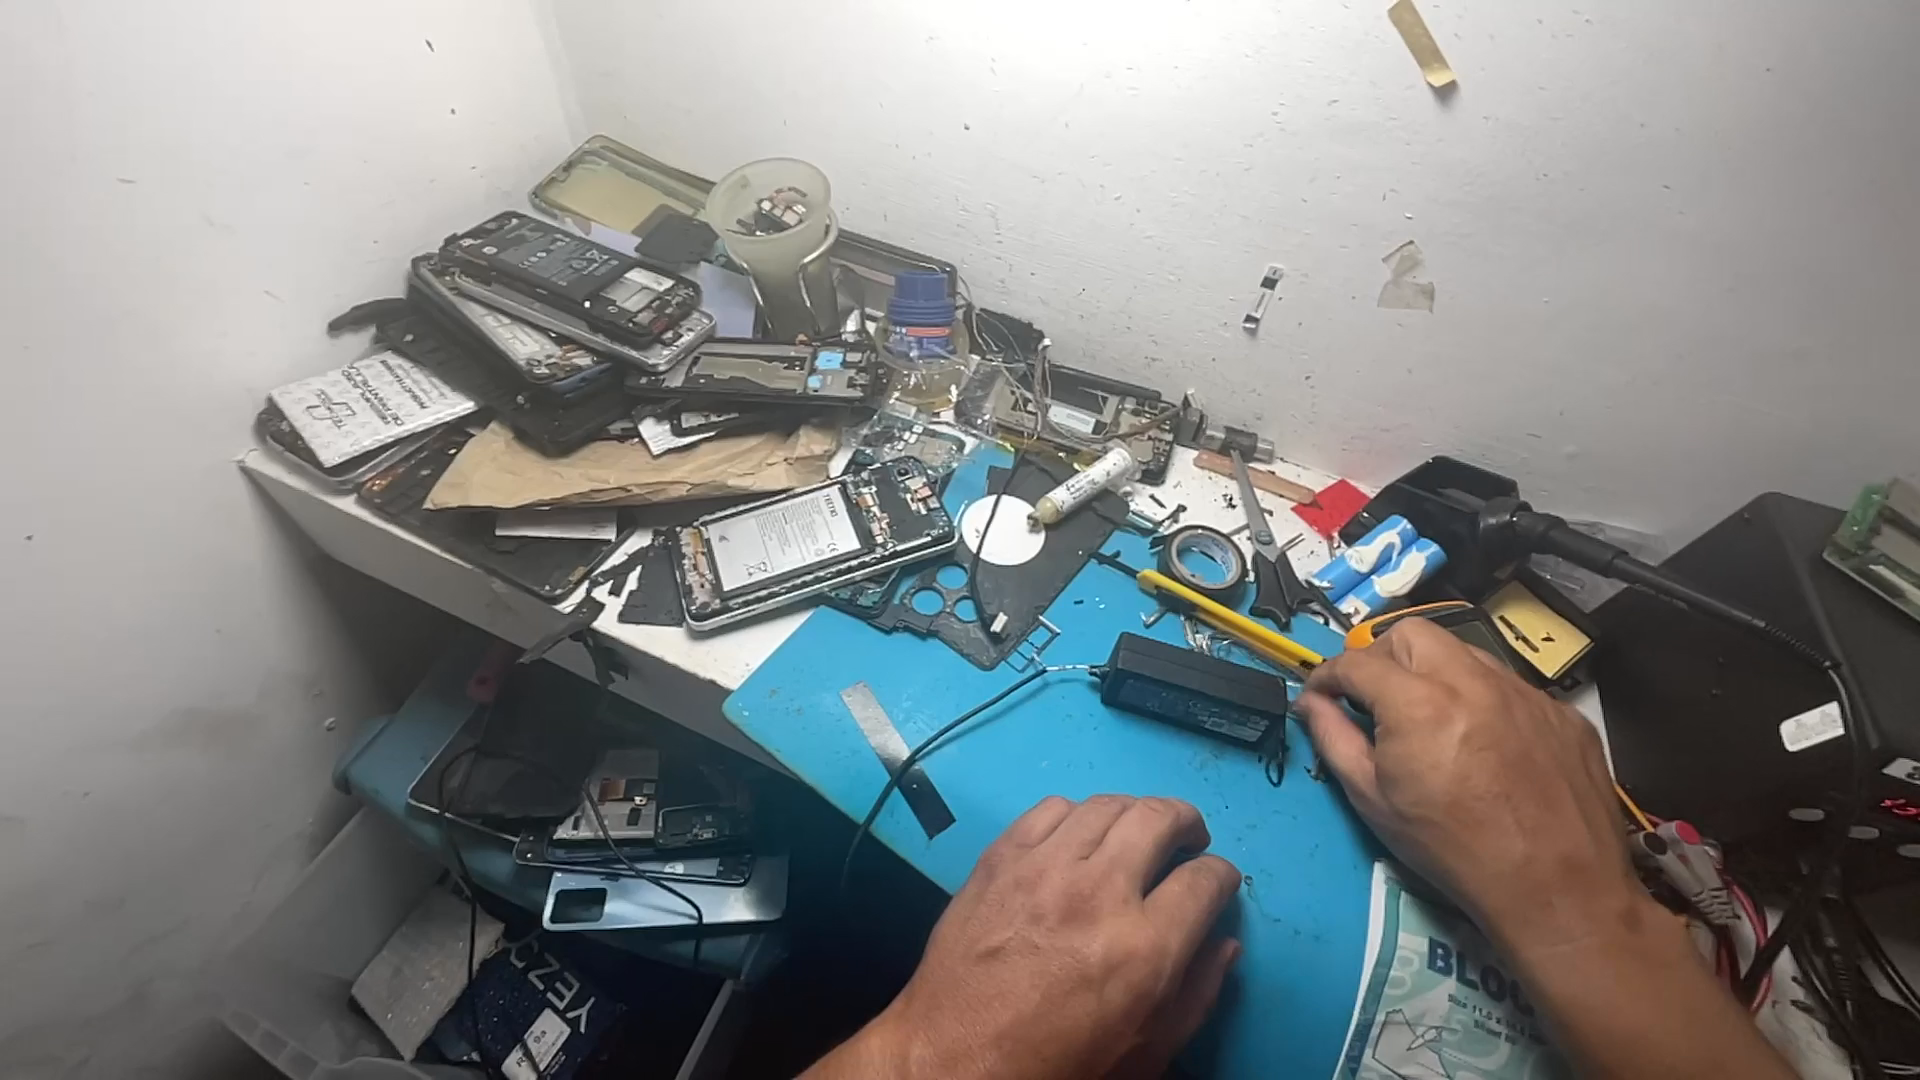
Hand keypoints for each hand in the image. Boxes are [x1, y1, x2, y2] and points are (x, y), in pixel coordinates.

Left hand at [804, 795, 1241, 1079]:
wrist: (955, 1054)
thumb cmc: (1056, 1064)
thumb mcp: (1143, 1052)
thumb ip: (1195, 995)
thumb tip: (1224, 942)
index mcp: (1142, 948)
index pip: (1203, 881)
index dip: (1222, 874)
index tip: (1218, 878)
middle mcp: (1098, 891)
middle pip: (1157, 819)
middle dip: (1186, 820)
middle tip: (1189, 836)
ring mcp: (1044, 866)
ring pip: (1104, 805)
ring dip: (1133, 812)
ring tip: (1138, 830)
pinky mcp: (1003, 854)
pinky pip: (1050, 808)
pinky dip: (1075, 814)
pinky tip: (1077, 834)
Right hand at [1296, 619, 1640, 958]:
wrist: (1559, 893)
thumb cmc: (1449, 846)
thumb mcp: (1370, 796)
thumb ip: (1332, 736)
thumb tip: (1310, 702)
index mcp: (1417, 702)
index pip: (1355, 661)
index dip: (1327, 675)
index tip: (1321, 696)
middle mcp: (1472, 681)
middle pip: (1411, 633)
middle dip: (1380, 656)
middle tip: (1374, 697)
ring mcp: (1524, 694)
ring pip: (1462, 652)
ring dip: (1432, 671)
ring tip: (1429, 716)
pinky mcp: (1562, 714)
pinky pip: (1507, 686)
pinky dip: (1481, 699)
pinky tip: (1483, 742)